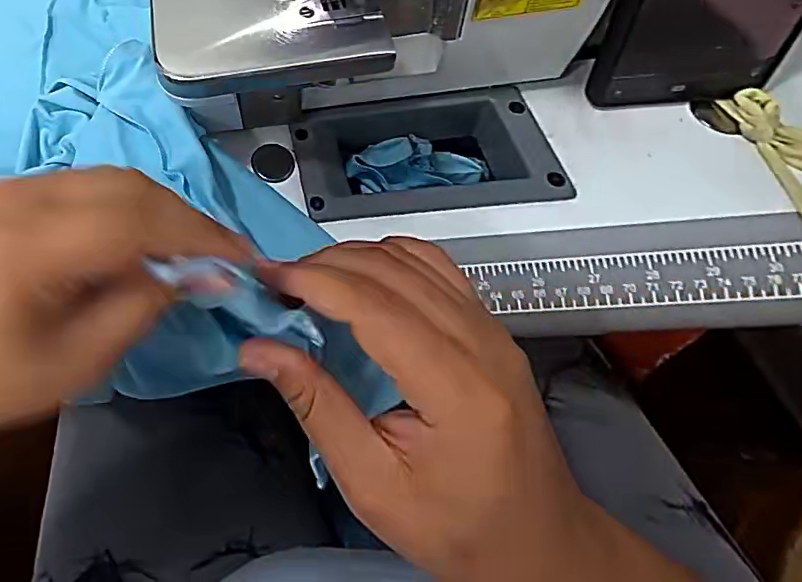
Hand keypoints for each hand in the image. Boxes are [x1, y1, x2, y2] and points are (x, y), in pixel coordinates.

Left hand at [0, 167, 252, 443]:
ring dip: (158, 209)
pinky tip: (144, 236)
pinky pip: (90, 186)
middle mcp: (23, 197)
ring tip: (188, 247)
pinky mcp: (16, 189)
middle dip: (182, 218)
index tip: (240, 255)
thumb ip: (146, 302)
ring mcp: (16, 186)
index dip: (195, 233)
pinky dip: (128, 206)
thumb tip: (204, 270)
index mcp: (33, 242)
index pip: (134, 218)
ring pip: (113, 180)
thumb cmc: (1, 378)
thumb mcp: (84, 357)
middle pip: (128, 187)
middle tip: (220, 254)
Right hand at [239, 239, 690, 581]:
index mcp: (458, 389)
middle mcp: (481, 343)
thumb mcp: (374, 488)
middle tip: (277, 284)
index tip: (267, 279)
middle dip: (322, 265)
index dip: (314, 280)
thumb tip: (258, 351)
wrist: (543, 546)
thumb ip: (315, 408)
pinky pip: (430, 263)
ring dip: (349, 257)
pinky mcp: (488, 322)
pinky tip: (358, 277)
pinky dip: (384, 256)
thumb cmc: (459, 529)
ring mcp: (490, 326)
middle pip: (388, 269)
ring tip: (308, 281)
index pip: (375, 305)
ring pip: (408, 256)